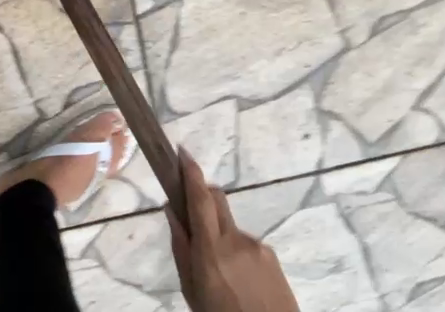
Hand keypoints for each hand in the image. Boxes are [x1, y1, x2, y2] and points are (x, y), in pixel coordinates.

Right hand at [170, 150, 298, 311]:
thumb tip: (171, 211)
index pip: (200, 199)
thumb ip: (181, 249)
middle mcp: (236, 240)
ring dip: (219, 234)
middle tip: (191, 214)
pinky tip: (239, 279)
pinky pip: (246, 244)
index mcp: (211, 249)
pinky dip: (236, 251)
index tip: (182, 152)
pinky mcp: (273, 258)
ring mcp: (258, 247)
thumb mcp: (192, 291)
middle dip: (202, 195)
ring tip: (220, 270)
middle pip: (216, 199)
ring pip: (230, 226)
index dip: (191, 172)